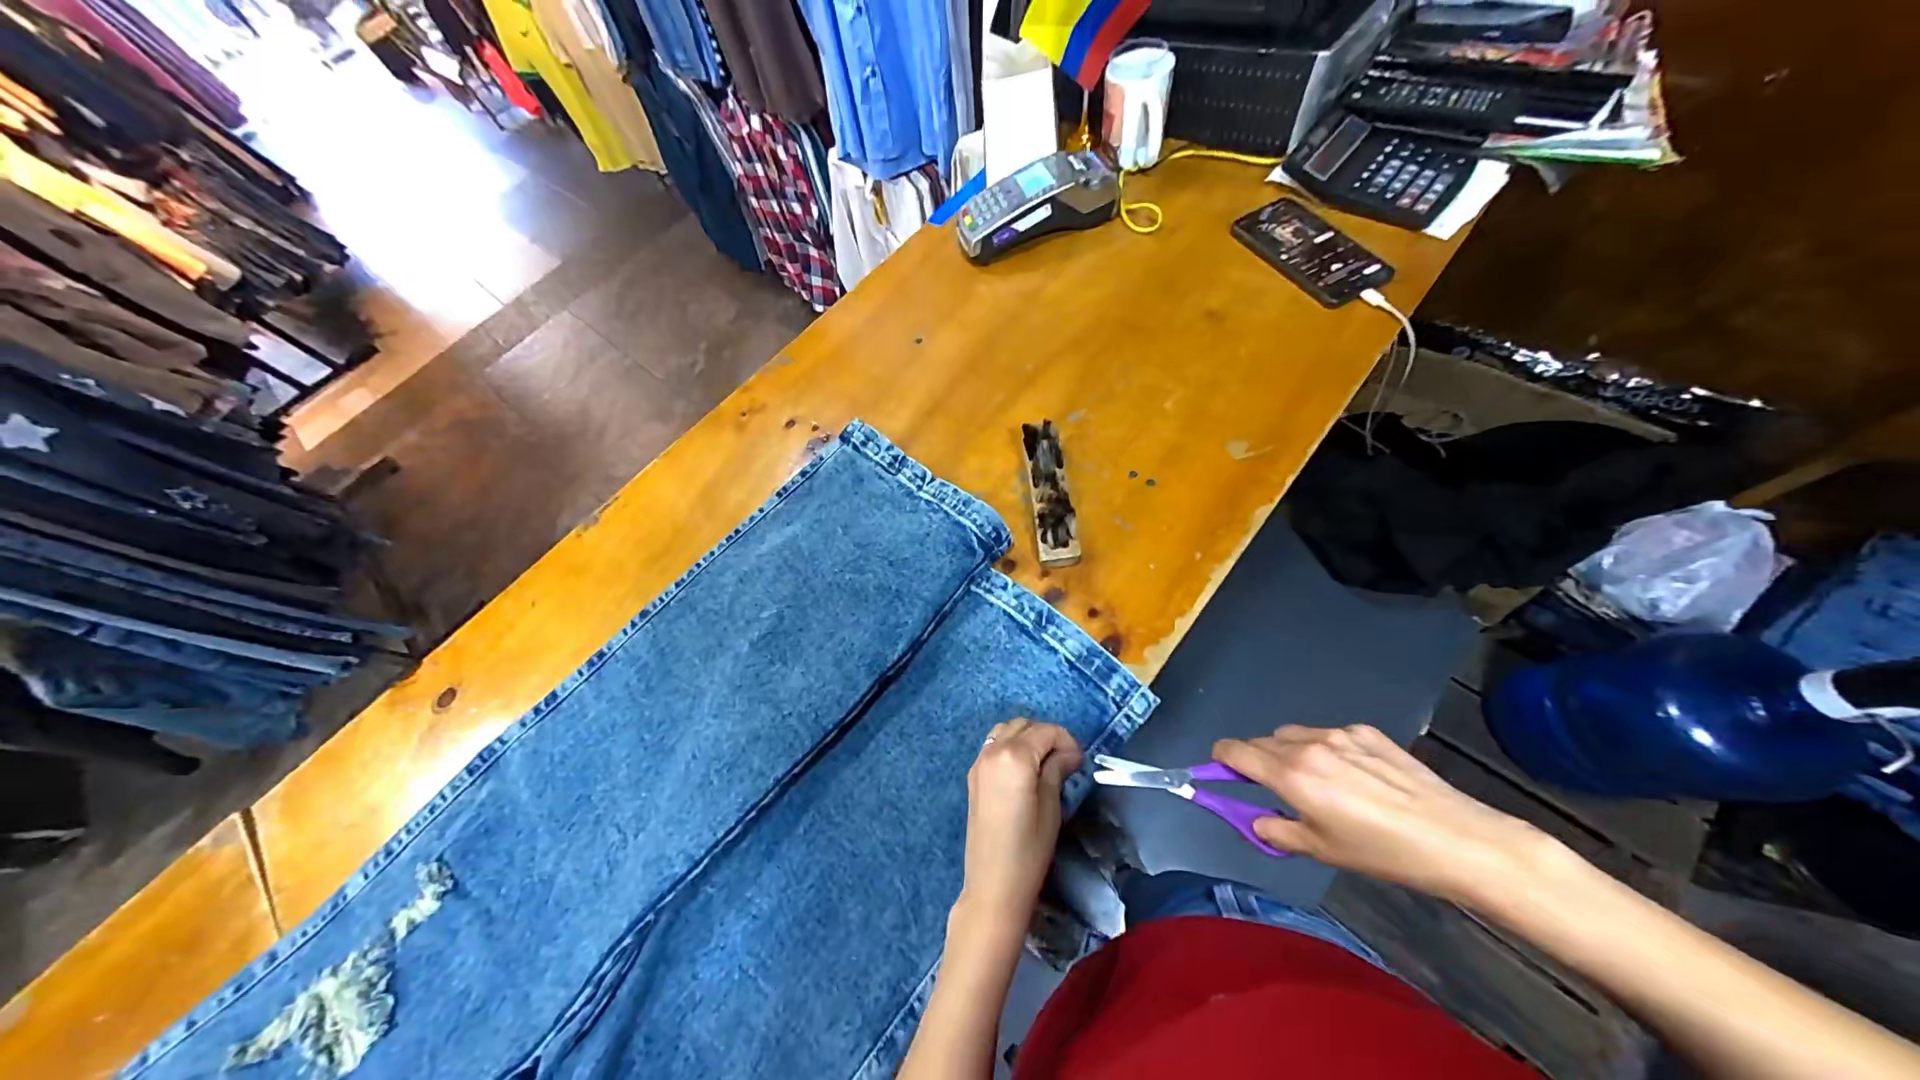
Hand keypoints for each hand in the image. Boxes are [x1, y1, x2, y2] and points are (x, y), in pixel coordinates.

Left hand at [958, 718, 1082, 928]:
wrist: (993, 884)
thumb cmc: (1029, 849)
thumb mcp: (1051, 807)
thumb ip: (1056, 770)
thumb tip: (1067, 753)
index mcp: (1014, 756)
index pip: (1046, 731)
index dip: (1067, 741)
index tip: (1079, 763)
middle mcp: (992, 751)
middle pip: (1024, 725)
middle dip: (1047, 737)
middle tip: (1066, 763)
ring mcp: (979, 762)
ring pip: (1006, 731)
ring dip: (1028, 739)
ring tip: (1045, 766)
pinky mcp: (973, 776)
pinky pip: (994, 746)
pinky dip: (1011, 747)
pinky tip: (1024, 772)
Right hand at [1214, 724, 1554, 907]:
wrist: (1458, 840)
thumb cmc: (1383, 853)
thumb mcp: (1321, 850)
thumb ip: (1277, 831)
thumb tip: (1257, 821)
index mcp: (1291, 774)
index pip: (1233, 751)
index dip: (1220, 761)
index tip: (1221, 775)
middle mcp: (1308, 745)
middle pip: (1261, 741)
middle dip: (1256, 761)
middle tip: (1273, 790)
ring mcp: (1340, 734)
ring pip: (1292, 734)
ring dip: (1288, 752)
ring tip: (1316, 783)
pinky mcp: (1368, 732)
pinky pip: (1328, 734)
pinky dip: (1324, 748)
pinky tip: (1352, 775)